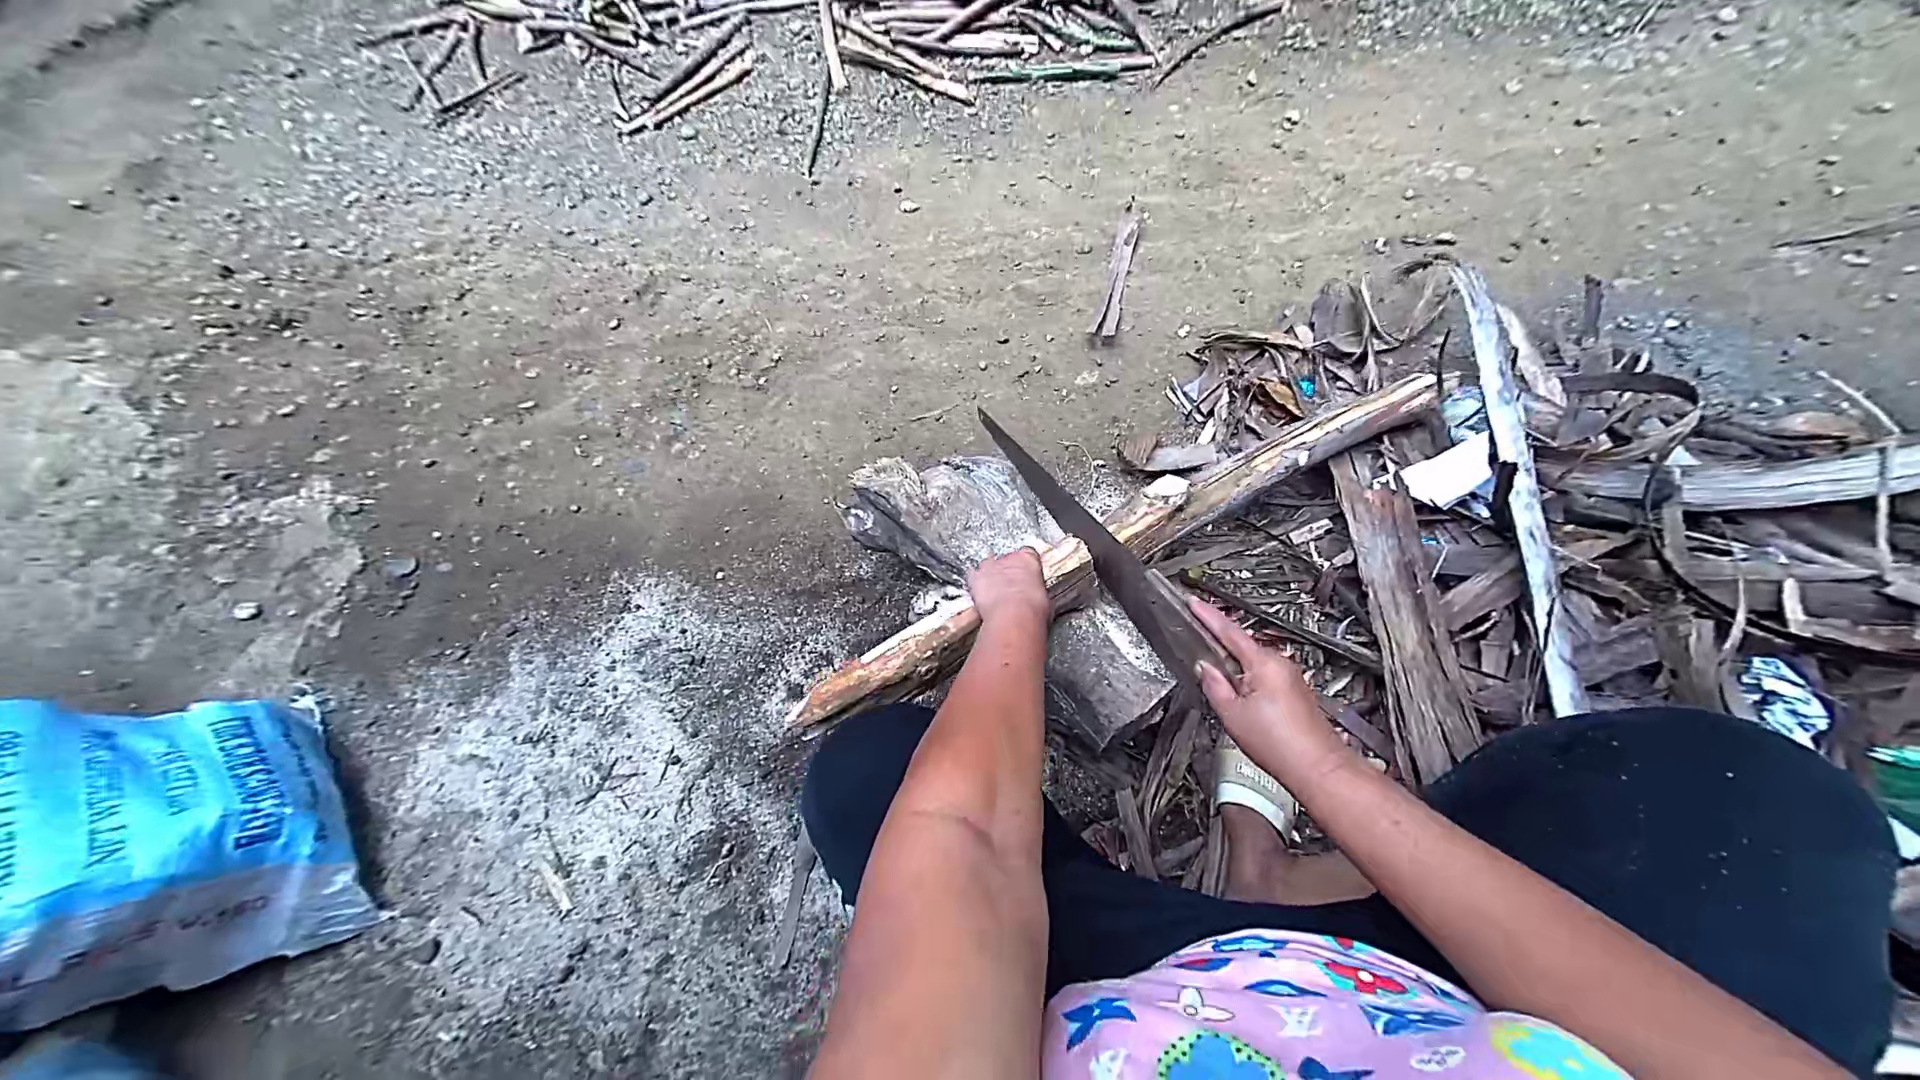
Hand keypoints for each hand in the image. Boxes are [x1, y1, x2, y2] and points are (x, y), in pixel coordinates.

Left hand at [967, 549, 1049, 626]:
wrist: (1013, 616)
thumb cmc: (1033, 609)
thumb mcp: (1043, 598)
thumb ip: (1035, 590)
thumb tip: (1034, 597)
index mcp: (1029, 559)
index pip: (1027, 554)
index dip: (1025, 567)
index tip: (1026, 577)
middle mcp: (1008, 558)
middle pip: (1006, 560)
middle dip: (1007, 572)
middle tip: (1010, 589)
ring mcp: (989, 567)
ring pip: (987, 566)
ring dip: (990, 576)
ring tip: (994, 593)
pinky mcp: (975, 578)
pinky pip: (972, 576)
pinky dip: (974, 583)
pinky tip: (978, 593)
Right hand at [1189, 598, 1355, 791]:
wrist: (1317, 768)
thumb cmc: (1281, 745)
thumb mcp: (1231, 713)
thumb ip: (1213, 684)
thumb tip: (1204, 668)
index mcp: (1264, 664)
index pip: (1229, 631)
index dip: (1208, 615)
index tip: (1194, 602)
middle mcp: (1280, 665)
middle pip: (1240, 647)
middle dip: (1218, 648)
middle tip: (1196, 646)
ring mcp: (1290, 677)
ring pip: (1251, 664)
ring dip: (1233, 669)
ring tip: (1219, 688)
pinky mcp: (1294, 690)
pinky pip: (1263, 676)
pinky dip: (1247, 681)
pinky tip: (1241, 699)